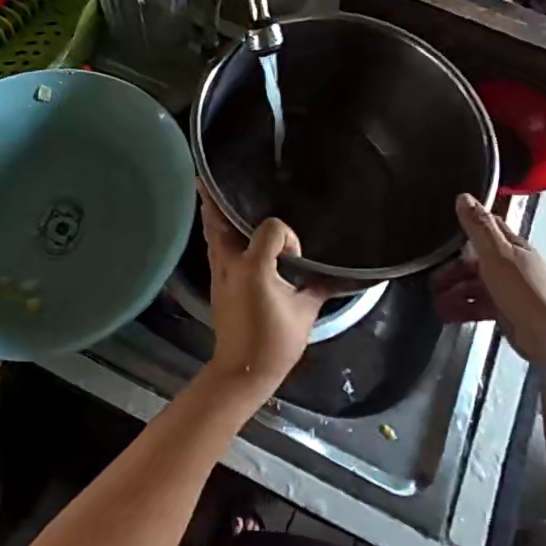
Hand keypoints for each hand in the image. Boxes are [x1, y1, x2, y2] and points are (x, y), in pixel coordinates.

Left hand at [199, 184, 328, 390]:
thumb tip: (339, 277)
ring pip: (212, 235)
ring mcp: (218, 273)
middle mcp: (230, 263)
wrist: (243, 369)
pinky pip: (213, 249)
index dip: (288, 237)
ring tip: (206, 192)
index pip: (272, 229)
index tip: (297, 256)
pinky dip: (215, 234)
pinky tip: (219, 229)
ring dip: (211, 215)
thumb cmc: (275, 341)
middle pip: (219, 222)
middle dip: (213, 200)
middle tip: (205, 176)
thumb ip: (320, 288)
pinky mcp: (216, 283)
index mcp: (254, 266)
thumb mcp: (304, 311)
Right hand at [432, 193, 545, 367]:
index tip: (441, 231)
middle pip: (474, 261)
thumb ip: (478, 227)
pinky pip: (477, 305)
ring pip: (473, 285)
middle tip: (432, 281)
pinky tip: (449, 315)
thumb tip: (463, 197)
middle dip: (451, 271)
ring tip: (437, 304)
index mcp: (513, 247)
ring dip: (453, 293)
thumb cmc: (526, 292)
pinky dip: (462, 309)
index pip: (487, 228)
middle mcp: (511, 265)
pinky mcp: (506, 312)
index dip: (465, 227)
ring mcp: (509, 289)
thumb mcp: (498, 255)